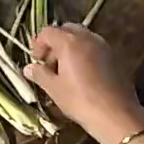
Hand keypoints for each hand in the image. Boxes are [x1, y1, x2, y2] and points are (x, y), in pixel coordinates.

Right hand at [22, 24, 143, 143]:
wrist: (115, 114)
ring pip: (82, 38)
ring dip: (69, 48)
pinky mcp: (114, 57)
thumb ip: (40, 74)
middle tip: (48, 63)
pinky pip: (94, 48)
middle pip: (66, 30)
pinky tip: (81, 75)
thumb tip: (29, 68)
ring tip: (64, 70)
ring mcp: (104, 46)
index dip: (38, 44)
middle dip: (55, 43)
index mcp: (70, 43)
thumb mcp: (54, 89)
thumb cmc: (79, 100)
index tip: (36, 61)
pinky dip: (83, 54)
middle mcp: (88, 38)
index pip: (48, 32)